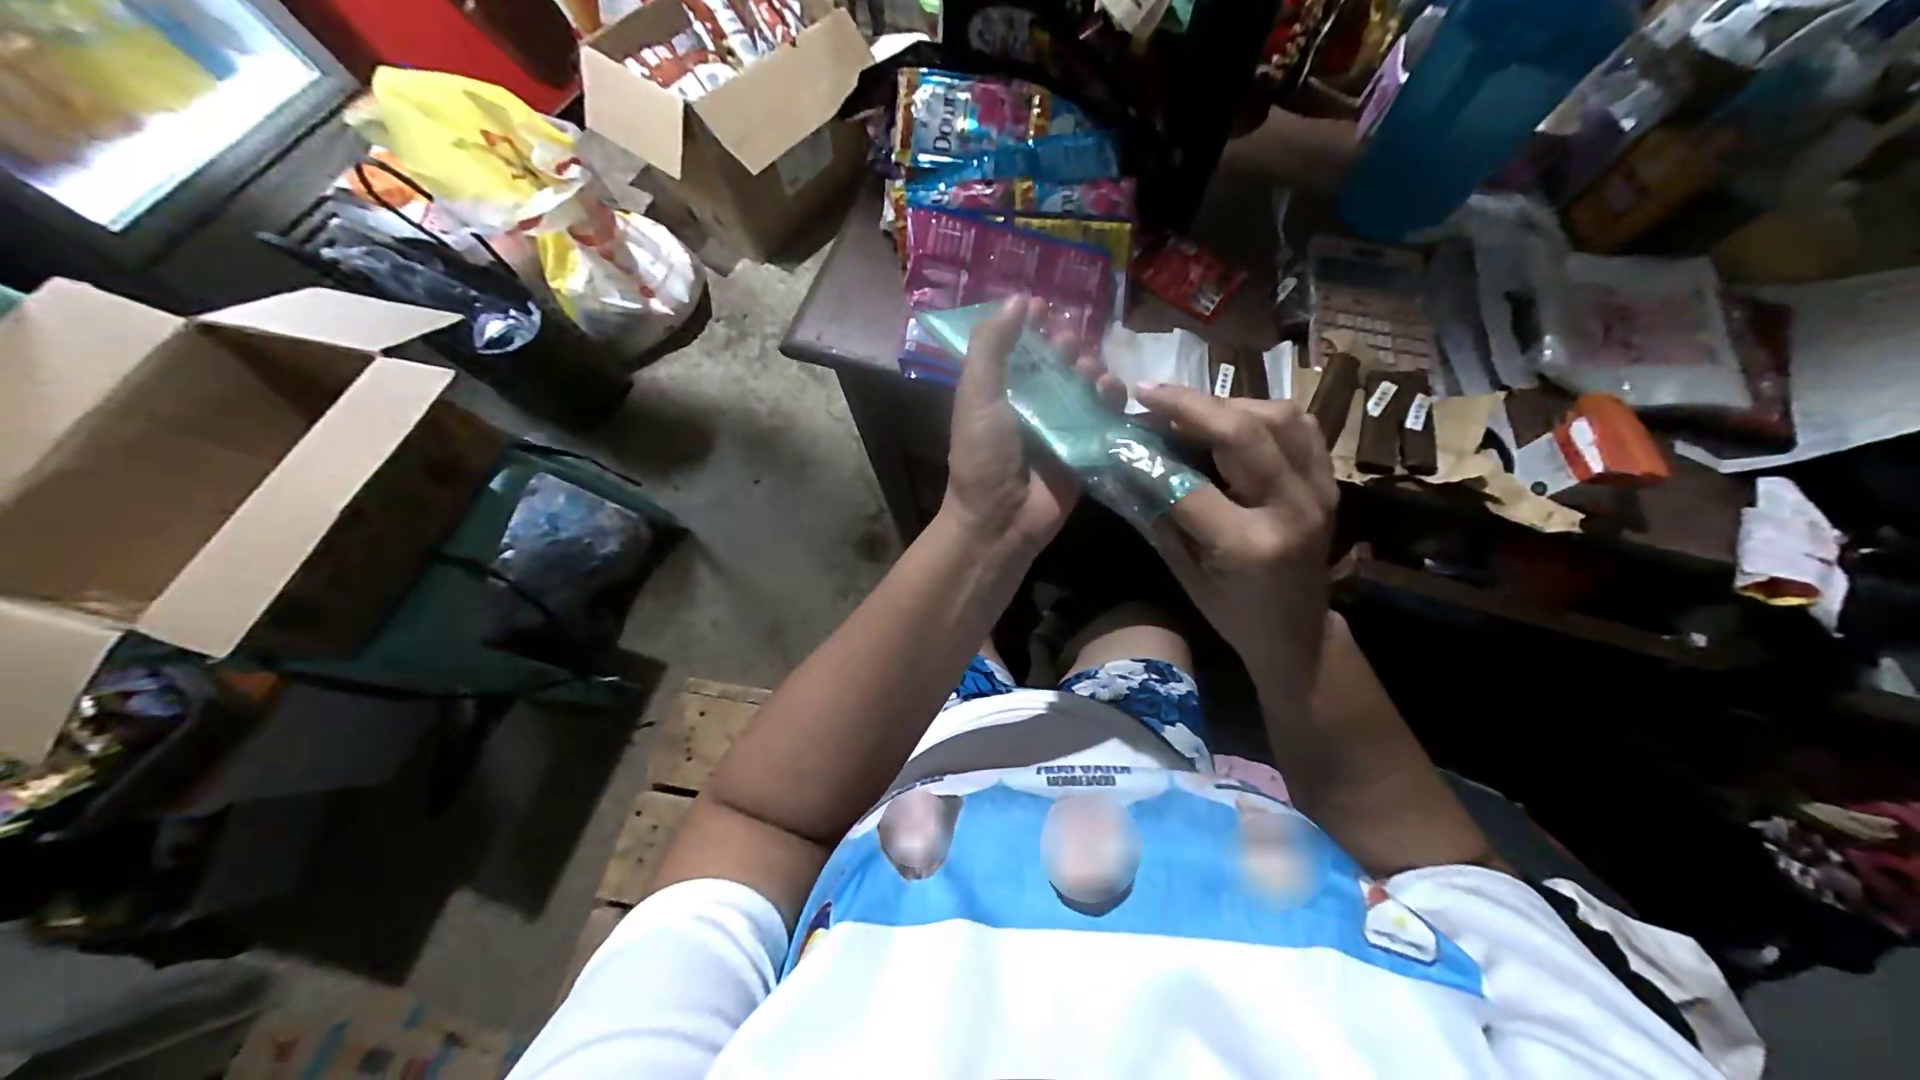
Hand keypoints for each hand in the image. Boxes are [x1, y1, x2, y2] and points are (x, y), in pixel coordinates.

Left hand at [942, 296, 1122, 552]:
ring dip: (1090, 367)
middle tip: (1067, 344)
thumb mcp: (976, 395)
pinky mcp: (1086, 446)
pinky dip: (1111, 396)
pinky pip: (1105, 413)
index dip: (1033, 324)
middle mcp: (1032, 403)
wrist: (1000, 518)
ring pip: (1085, 382)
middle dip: (1065, 344)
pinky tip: (1109, 390)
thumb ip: (991, 347)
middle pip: (1058, 360)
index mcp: (1000, 389)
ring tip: (1086, 370)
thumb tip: (1018, 299)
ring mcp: (1061, 424)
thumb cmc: (982, 455)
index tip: (1043, 308)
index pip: (1020, 346)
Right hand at [1135, 386, 1337, 684]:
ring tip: (1188, 407)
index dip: (1147, 455)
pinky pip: (1300, 425)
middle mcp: (1291, 509)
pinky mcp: (1328, 480)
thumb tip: (1124, 465)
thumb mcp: (1184, 572)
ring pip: (1278, 416)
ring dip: (1227, 403)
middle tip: (1148, 392)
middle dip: (1189, 405)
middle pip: (1242, 433)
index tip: (1116, 434)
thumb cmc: (1232, 613)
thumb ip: (1158, 515)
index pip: (1188, 484)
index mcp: (1249, 544)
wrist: (1298, 631)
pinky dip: (1261, 411)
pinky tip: (1230, 417)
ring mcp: (1319, 490)